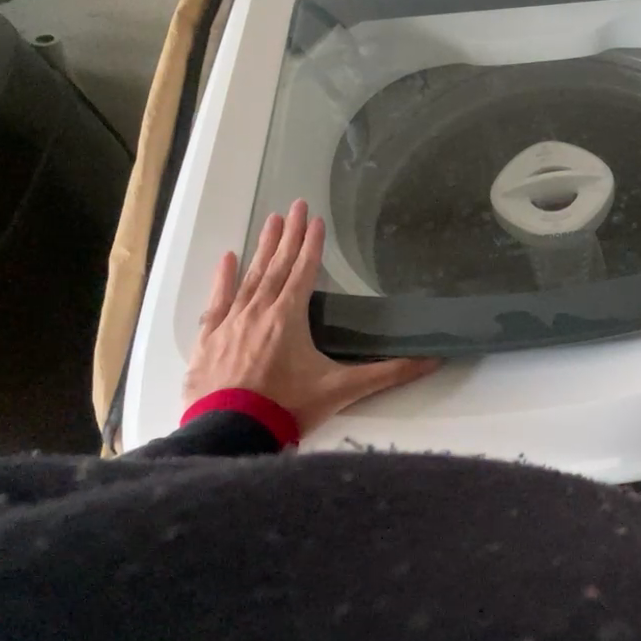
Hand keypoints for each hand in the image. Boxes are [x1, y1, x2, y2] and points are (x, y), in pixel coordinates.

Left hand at [184, 200, 439, 434]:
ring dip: (262, 248)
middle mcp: (260, 311)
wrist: (231, 435)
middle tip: (295, 204)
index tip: (316, 218)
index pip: (304, 270)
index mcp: (290, 317)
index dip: (312, 244)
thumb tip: (432, 361)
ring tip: (270, 220)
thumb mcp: (342, 390)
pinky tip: (227, 257)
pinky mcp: (208, 340)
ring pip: (250, 277)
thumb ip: (388, 373)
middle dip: (289, 234)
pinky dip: (222, 279)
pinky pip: (217, 302)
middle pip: (278, 265)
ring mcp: (230, 323)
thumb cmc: (289, 407)